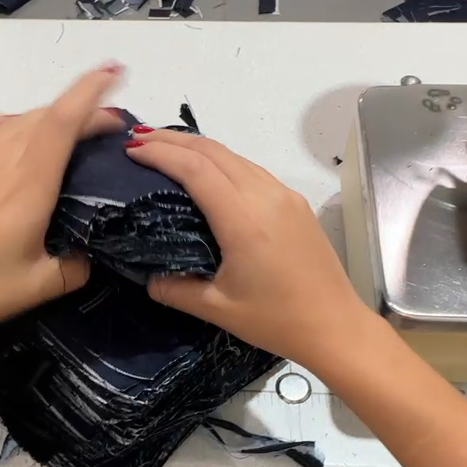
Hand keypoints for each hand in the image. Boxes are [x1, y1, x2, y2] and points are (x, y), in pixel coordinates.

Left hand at [0, 64, 124, 342]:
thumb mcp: (36, 288)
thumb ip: (74, 269)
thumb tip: (88, 257)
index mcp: (29, 183)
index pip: (65, 121)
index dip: (92, 92)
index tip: (115, 74)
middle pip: (46, 116)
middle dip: (81, 111)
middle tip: (105, 127)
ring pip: (16, 120)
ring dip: (47, 119)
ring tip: (65, 135)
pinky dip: (5, 123)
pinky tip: (9, 136)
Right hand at [124, 128, 375, 366]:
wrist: (335, 326)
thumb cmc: (276, 321)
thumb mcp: (218, 310)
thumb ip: (176, 290)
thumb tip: (148, 278)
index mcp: (243, 219)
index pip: (195, 169)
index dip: (161, 154)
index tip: (130, 149)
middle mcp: (265, 196)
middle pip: (214, 151)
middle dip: (174, 140)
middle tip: (139, 140)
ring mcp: (284, 195)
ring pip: (235, 156)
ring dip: (198, 148)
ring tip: (166, 150)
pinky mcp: (295, 203)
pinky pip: (251, 170)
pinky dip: (221, 162)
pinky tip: (206, 173)